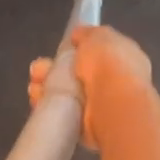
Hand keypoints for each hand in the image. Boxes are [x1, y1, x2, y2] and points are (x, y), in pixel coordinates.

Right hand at [28, 26, 155, 148]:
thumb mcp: (99, 36)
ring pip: (67, 92)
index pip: (99, 54)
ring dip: (47, 86)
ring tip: (34, 84)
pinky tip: (37, 98)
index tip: (60, 49)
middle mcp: (115, 82)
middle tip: (37, 69)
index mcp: (125, 59)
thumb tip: (78, 35)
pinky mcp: (86, 125)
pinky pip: (63, 111)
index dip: (78, 51)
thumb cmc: (109, 63)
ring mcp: (101, 105)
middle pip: (77, 74)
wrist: (112, 102)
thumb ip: (88, 34)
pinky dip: (48, 104)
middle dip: (53, 69)